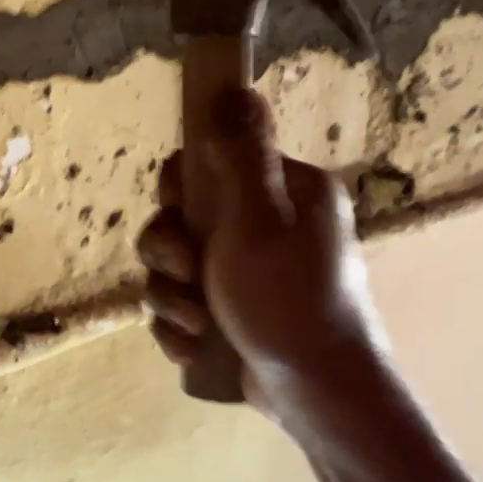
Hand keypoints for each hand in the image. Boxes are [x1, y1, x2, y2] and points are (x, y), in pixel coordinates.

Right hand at [135, 89, 389, 410]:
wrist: (315, 394)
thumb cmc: (288, 299)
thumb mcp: (258, 221)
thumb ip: (239, 156)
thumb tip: (234, 87)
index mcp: (282, 193)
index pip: (204, 164)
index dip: (178, 189)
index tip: (179, 212)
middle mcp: (264, 225)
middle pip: (177, 218)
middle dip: (167, 253)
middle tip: (185, 273)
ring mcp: (245, 271)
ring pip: (171, 267)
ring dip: (171, 296)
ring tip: (197, 323)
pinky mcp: (230, 311)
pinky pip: (179, 305)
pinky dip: (181, 327)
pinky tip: (197, 344)